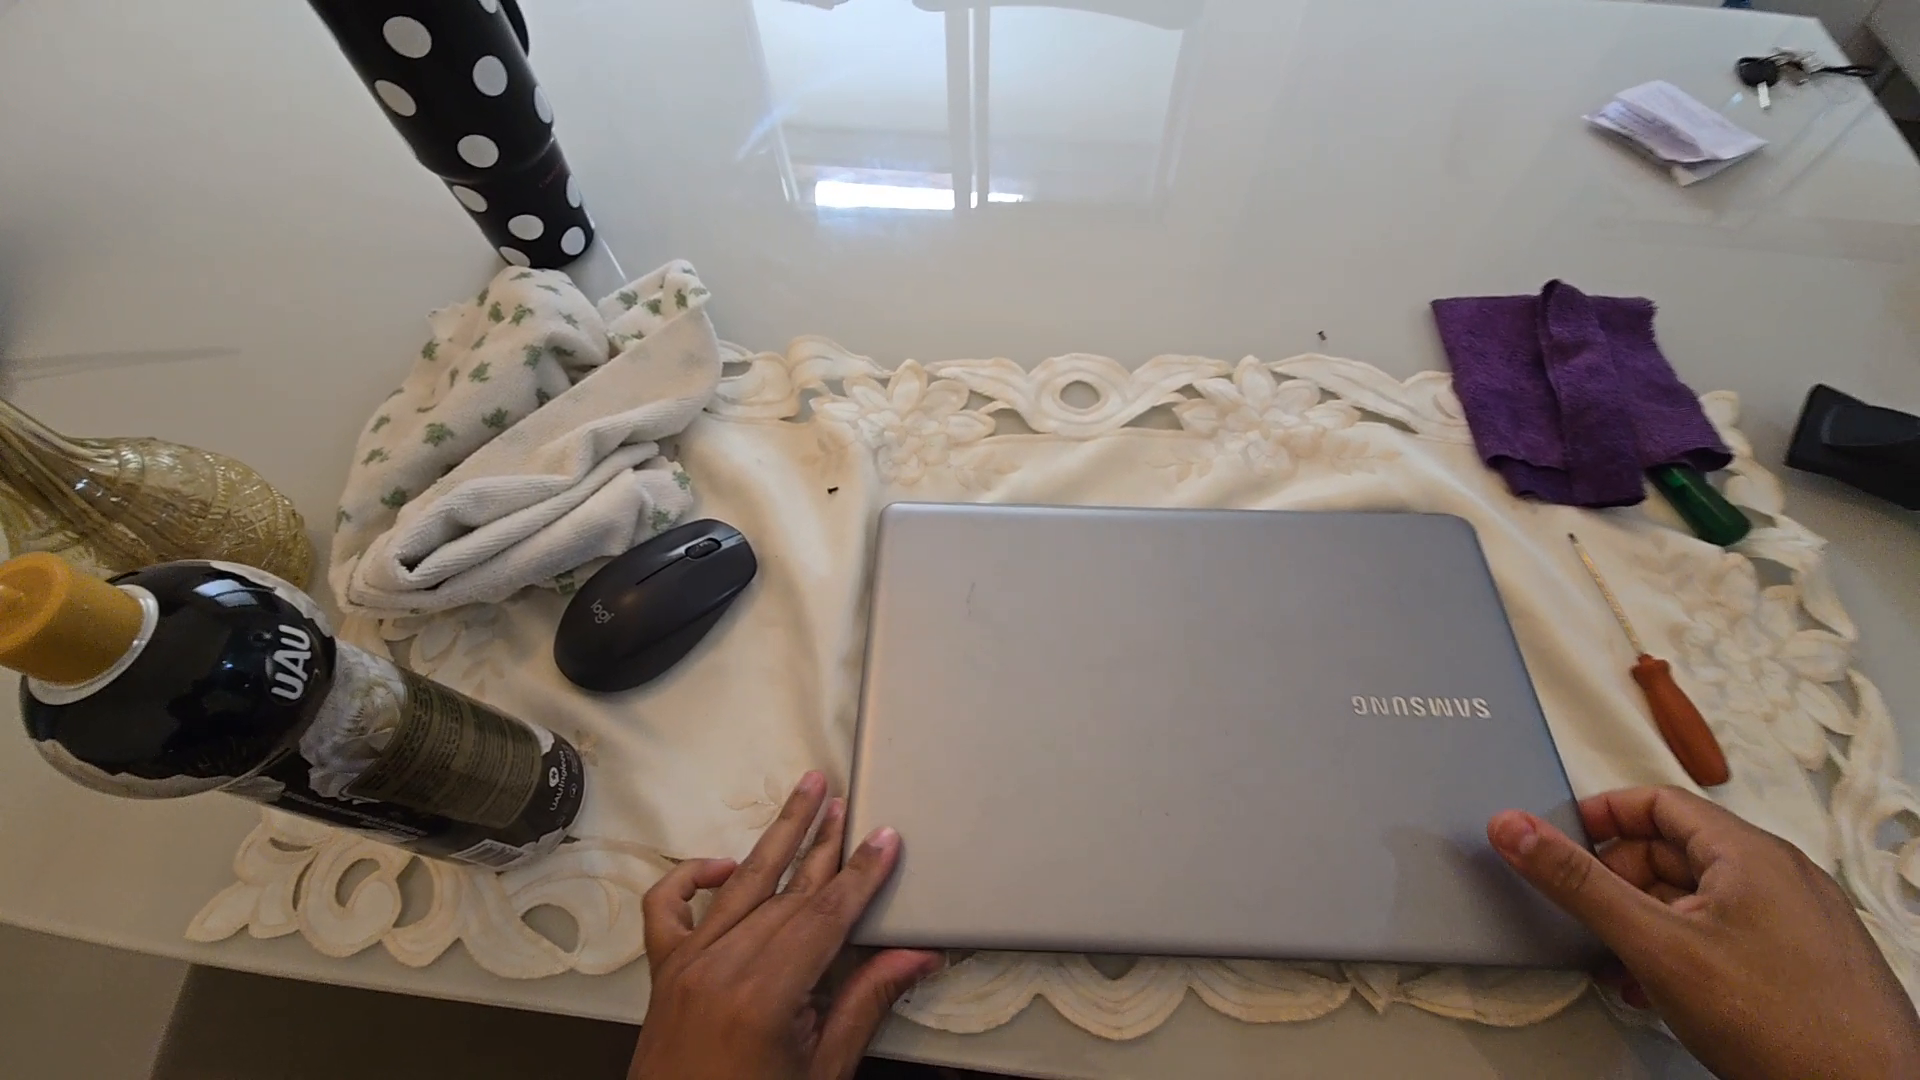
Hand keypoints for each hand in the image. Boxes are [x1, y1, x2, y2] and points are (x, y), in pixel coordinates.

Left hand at [629, 771, 942, 1079]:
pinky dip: (691, 877)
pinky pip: (666, 908)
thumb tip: (920, 956)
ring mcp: (686, 966)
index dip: (861, 874)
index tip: (886, 837)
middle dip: (823, 843)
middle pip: (787, 890)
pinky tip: (723, 864)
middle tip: (844, 802)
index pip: (826, 915)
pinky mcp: (662, 972)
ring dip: (778, 835)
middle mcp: (720, 969)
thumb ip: (867, 1002)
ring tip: (804, 793)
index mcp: (764, 998)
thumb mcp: (824, 1071)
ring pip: (741, 884)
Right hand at [1488, 786, 1919, 1079]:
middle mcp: (1779, 879)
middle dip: (1614, 880)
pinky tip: (1652, 985)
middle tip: (1589, 912)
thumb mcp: (1653, 944)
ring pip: (1686, 896)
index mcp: (1752, 855)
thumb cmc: (1786, 1029)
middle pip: (1666, 850)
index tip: (1559, 841)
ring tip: (1619, 958)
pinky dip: (1671, 947)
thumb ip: (1575, 881)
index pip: (1656, 801)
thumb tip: (1512, 827)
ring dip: (1638, 919)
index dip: (1600, 816)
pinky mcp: (1797, 965)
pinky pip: (1714, 932)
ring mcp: (1794, 925)